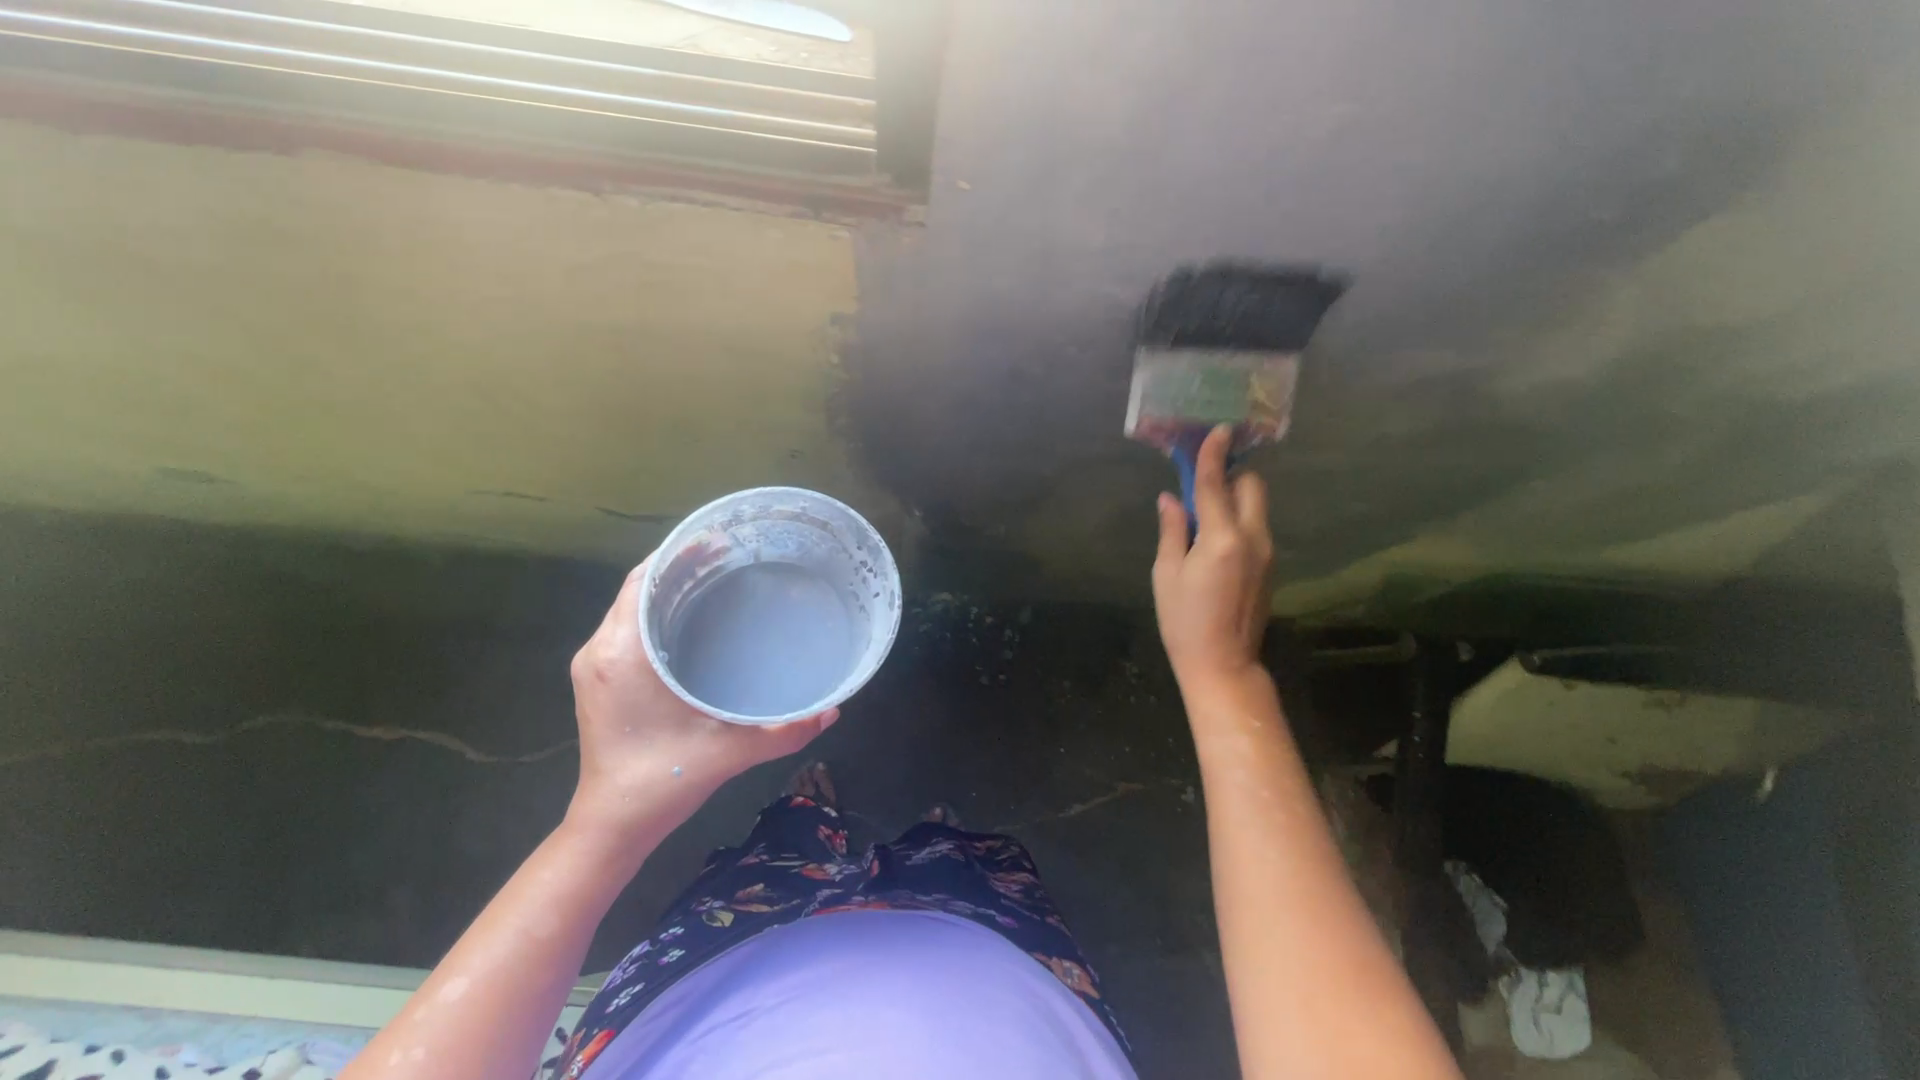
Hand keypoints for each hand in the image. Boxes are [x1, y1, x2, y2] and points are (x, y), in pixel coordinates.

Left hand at [566, 556, 837, 838]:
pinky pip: (629, 628)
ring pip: (631, 606)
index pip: (644, 579)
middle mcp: (601, 649)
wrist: (613, 825)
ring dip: (669, 589)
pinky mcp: (598, 679)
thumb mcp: (731, 752)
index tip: (721, 540)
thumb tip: (833, 710)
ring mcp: (594, 665)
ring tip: (718, 580)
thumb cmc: (663, 780)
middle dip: (682, 566)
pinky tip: (696, 619)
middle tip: (732, 557)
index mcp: (623, 653)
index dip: (680, 552)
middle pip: (638, 587)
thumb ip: (786, 731)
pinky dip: (658, 612)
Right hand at [1152, 425, 1274, 688]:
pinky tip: (1215, 539)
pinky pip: (1256, 528)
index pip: (1215, 484)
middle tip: (1202, 484)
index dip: (1213, 455)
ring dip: (1233, 499)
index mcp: (1222, 538)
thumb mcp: (1167, 574)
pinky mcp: (1270, 566)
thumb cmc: (1184, 622)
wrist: (1223, 664)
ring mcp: (1266, 552)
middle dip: (1230, 476)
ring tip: (1203, 515)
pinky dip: (1238, 520)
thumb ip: (1172, 530)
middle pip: (1251, 486)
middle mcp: (1253, 538)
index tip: (1216, 430)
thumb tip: (1170, 499)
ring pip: (1256, 507)